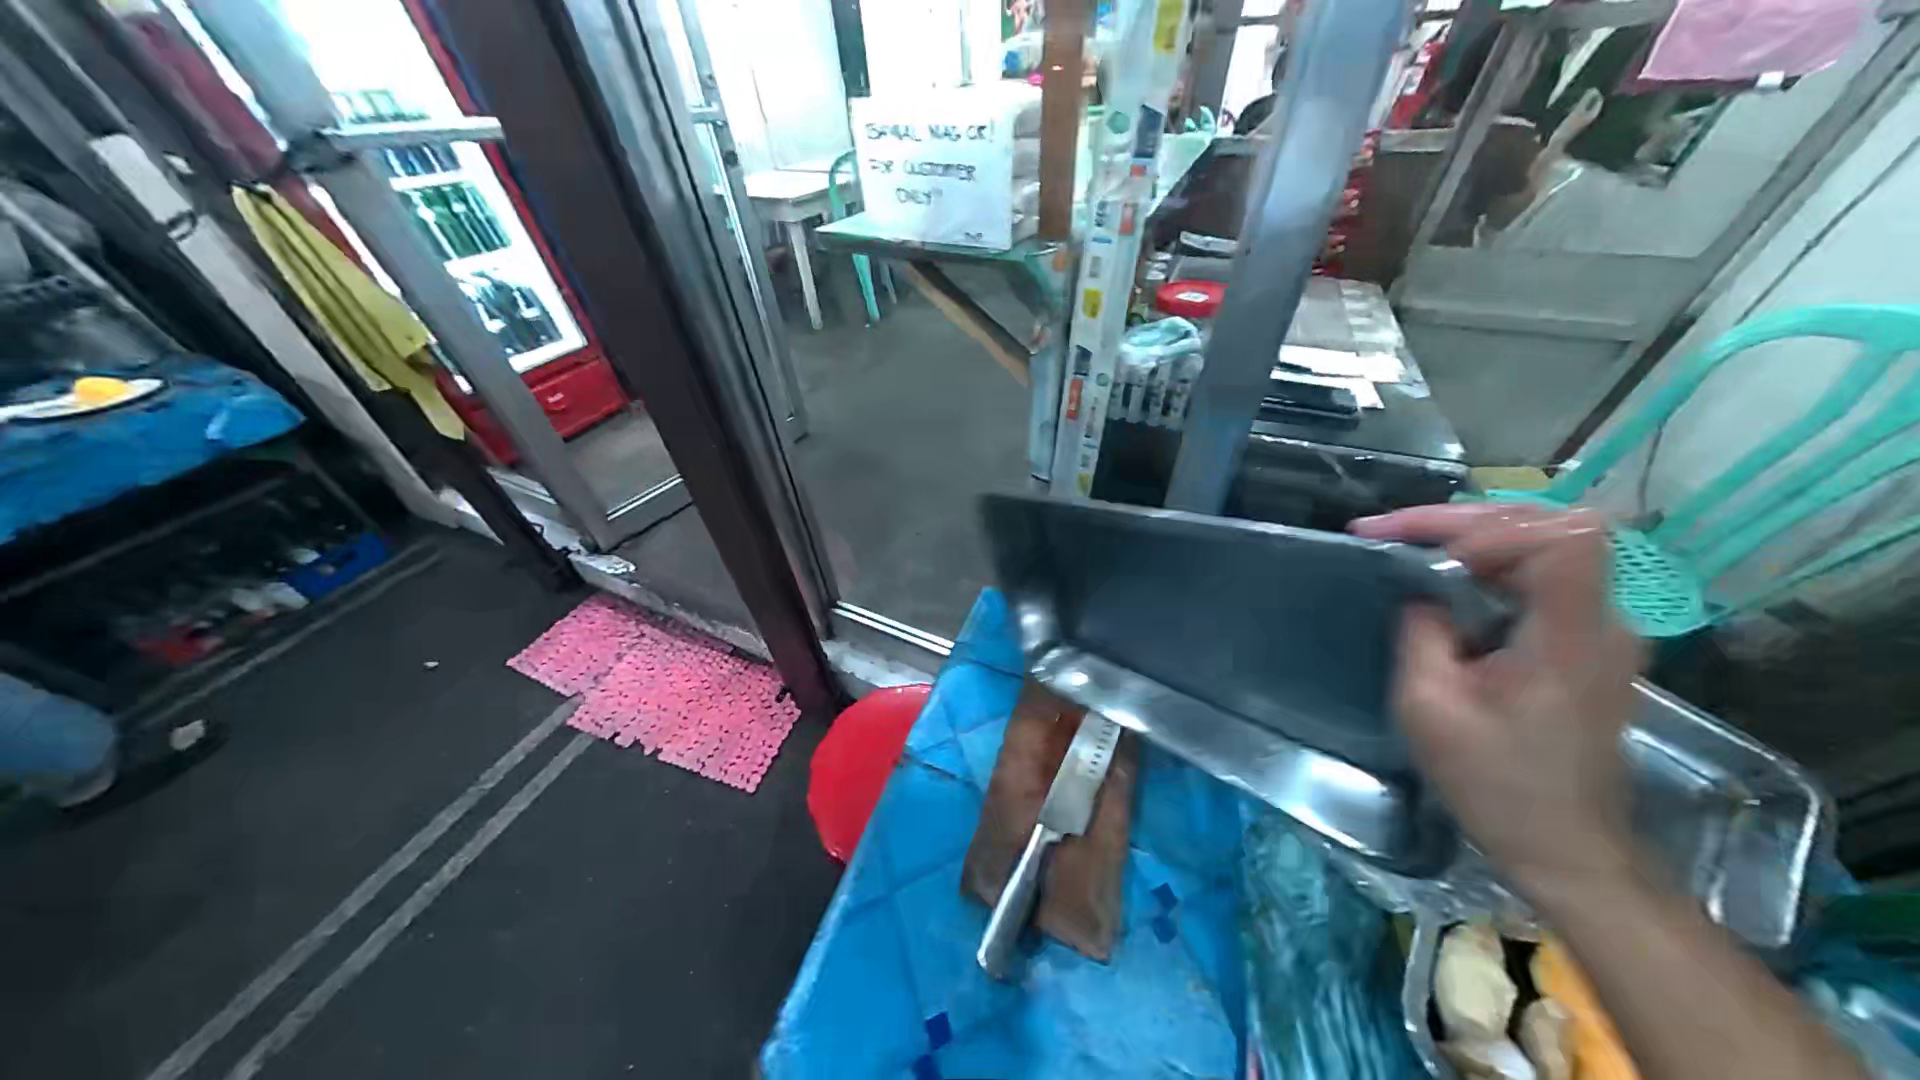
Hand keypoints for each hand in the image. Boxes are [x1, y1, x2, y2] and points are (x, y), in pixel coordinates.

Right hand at [1351, 503, 1644, 900]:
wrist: (1564, 845)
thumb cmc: (1494, 782)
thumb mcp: (1430, 707)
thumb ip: (1422, 632)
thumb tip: (1419, 591)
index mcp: (1573, 637)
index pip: (1563, 537)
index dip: (1488, 526)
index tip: (1419, 550)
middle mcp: (1603, 621)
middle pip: (1548, 527)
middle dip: (1462, 520)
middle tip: (1386, 531)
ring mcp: (1601, 630)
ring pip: (1543, 545)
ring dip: (1471, 536)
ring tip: (1403, 544)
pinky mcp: (1586, 642)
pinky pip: (1539, 576)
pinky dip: (1486, 563)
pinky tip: (1442, 577)